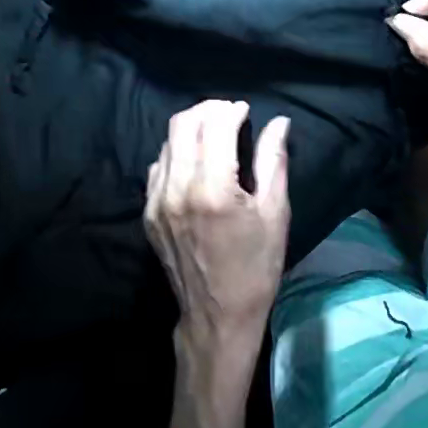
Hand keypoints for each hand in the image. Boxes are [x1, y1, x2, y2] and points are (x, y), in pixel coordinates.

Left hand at [144, 100, 291, 350]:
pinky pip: (158, 167)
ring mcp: (157, 202)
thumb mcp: (274, 213)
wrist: (217, 317)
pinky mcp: (148, 213)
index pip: (214, 125)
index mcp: (213, 189)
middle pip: (183, 124)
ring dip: (191, 129)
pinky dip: (176, 154)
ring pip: (167, 142)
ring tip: (213, 136)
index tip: (245, 111)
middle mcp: (178, 189)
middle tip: (229, 116)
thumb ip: (272, 161)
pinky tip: (195, 163)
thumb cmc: (256, 266)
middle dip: (208, 111)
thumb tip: (279, 122)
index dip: (231, 110)